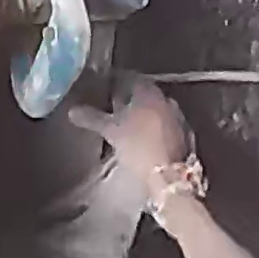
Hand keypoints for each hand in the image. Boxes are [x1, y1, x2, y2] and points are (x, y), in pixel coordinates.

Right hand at [68, 75, 194, 196]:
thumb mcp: (111, 132)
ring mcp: (179, 119)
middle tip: (114, 105)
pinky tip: (146, 138)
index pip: (132, 77)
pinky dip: (156, 127)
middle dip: (131, 97)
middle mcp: (166, 100)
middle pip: (146, 93)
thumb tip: (72, 110)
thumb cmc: (138, 147)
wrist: (170, 180)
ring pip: (158, 110)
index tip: (105, 85)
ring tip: (129, 123)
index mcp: (149, 93)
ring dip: (145, 113)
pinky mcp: (186, 138)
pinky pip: (167, 125)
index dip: (118, 80)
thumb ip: (92, 118)